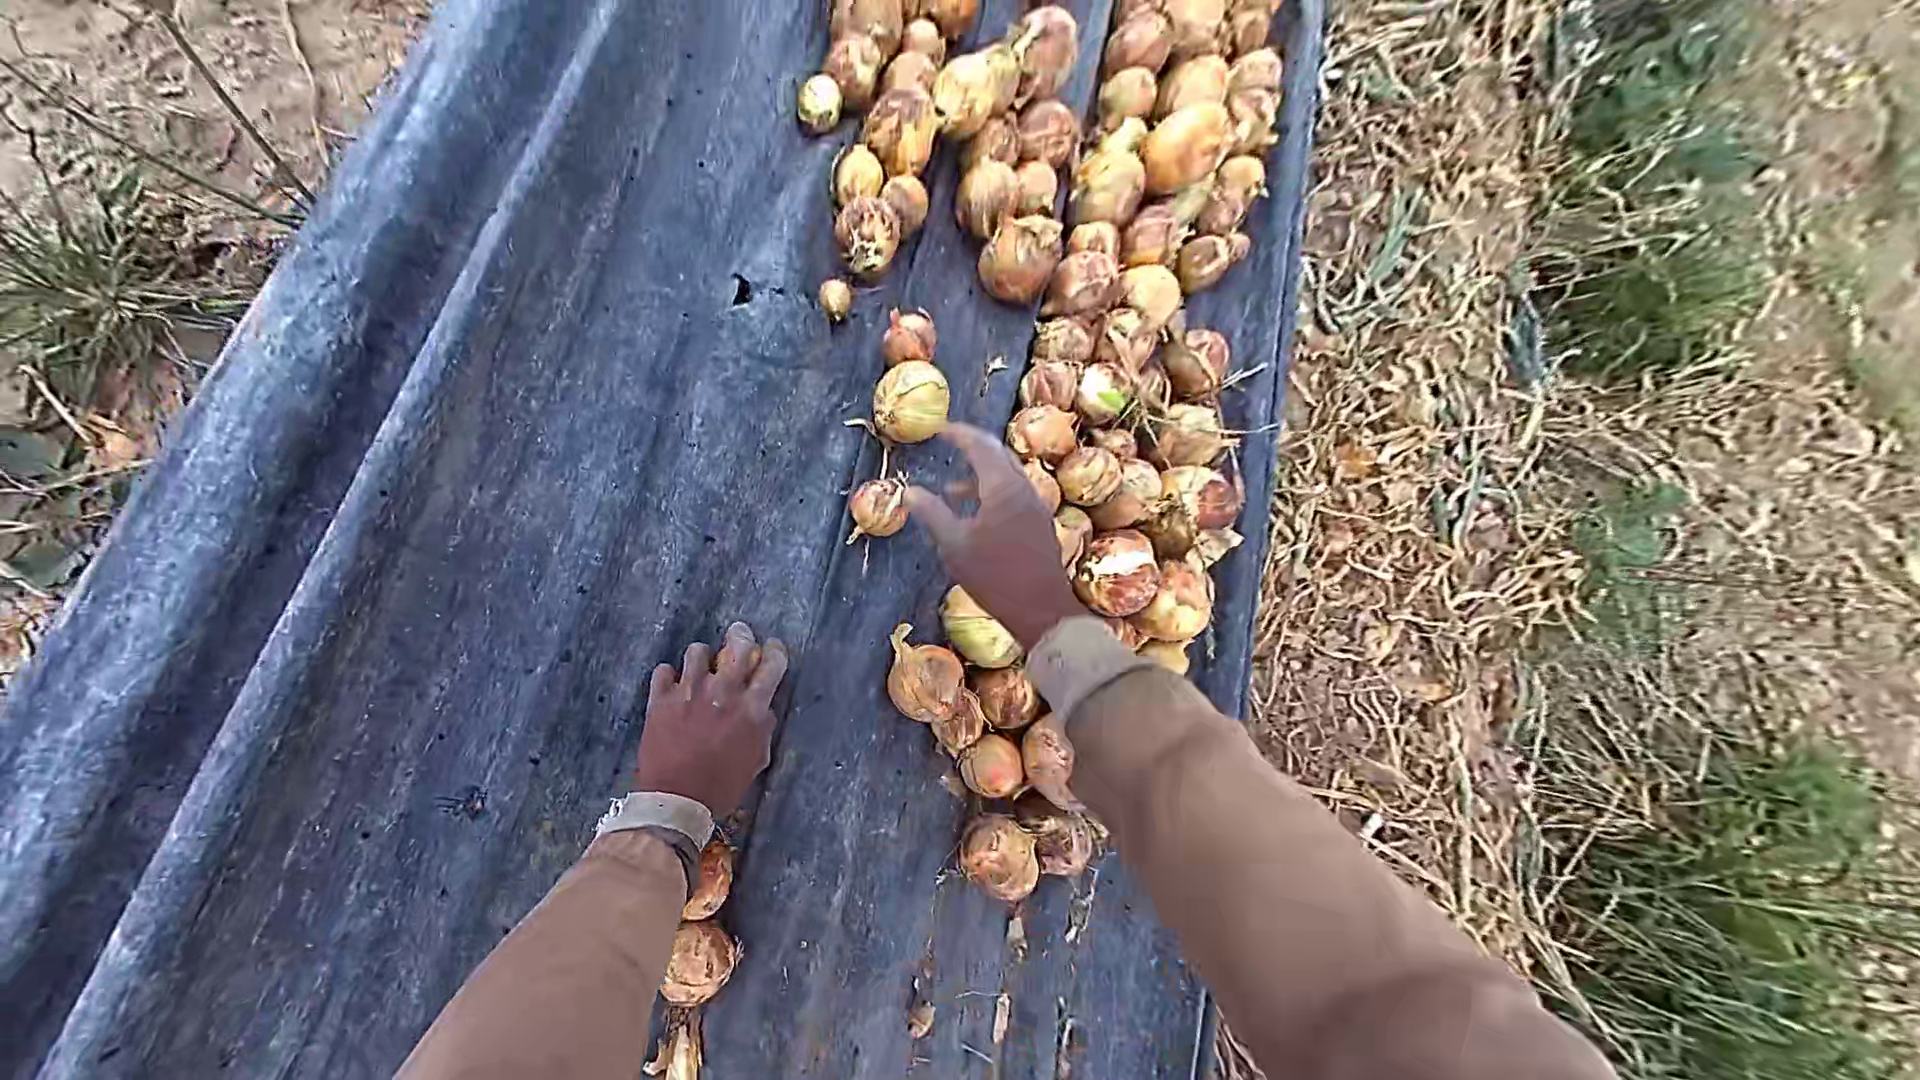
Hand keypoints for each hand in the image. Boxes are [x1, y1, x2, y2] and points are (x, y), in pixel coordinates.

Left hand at [632, 622, 789, 813]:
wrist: (677, 802)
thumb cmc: (724, 783)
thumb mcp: (758, 756)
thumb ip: (763, 725)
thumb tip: (762, 706)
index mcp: (752, 707)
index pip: (772, 662)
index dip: (774, 650)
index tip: (770, 649)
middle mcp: (724, 692)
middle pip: (738, 644)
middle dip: (741, 636)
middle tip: (738, 638)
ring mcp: (690, 692)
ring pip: (697, 650)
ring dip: (702, 658)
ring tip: (700, 669)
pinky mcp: (660, 700)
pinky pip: (664, 671)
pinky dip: (670, 677)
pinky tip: (674, 688)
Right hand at [906, 423, 1087, 647]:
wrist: (1042, 609)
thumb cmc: (995, 577)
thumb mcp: (954, 546)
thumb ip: (932, 514)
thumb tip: (910, 491)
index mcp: (1003, 487)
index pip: (980, 445)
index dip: (958, 433)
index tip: (939, 428)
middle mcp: (1024, 489)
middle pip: (998, 455)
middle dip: (972, 447)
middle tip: (950, 443)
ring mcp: (1035, 507)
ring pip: (1006, 477)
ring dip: (980, 474)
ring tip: (951, 487)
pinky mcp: (1038, 524)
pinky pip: (1013, 495)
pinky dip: (991, 493)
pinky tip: (975, 514)